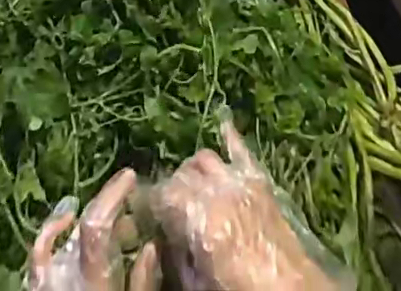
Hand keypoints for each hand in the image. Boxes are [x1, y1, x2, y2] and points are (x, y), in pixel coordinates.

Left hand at [29, 169, 159, 290]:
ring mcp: (44, 284)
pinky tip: (66, 219)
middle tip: (130, 198)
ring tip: (112, 218)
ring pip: (63, 235)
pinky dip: (52, 230)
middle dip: (109, 203)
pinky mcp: (35, 290)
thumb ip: (142, 286)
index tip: (131, 176)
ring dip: (89, 218)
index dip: (113, 194)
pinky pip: (38, 253)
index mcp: (92, 284)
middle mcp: (63, 277)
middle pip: (84, 225)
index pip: (97, 226)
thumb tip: (151, 245)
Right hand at [151, 123, 333, 290]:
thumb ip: (178, 256)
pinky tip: (222, 126)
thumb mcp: (198, 285)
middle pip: (182, 173)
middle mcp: (217, 190)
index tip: (142, 208)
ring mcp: (239, 180)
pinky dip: (230, 138)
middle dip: (169, 187)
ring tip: (189, 186)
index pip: (163, 193)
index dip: (149, 200)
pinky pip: (240, 150)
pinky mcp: (258, 180)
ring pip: (204, 158)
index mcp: (200, 217)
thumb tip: (165, 236)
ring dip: (192, 170)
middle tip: (166, 206)